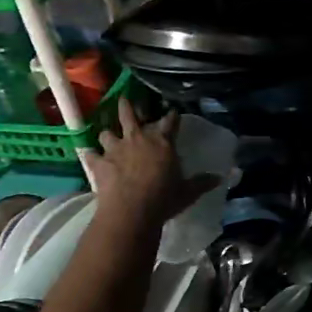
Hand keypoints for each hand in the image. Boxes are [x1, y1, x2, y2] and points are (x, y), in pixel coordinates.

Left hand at [87, 98, 218, 229]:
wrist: (132, 211)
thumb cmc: (164, 199)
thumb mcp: (188, 192)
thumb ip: (202, 182)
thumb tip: (221, 178)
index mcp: (162, 142)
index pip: (169, 122)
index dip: (172, 117)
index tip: (173, 113)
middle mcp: (137, 139)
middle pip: (129, 114)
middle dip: (127, 106)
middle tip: (125, 100)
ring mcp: (115, 149)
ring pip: (106, 132)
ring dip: (108, 134)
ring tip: (108, 136)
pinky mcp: (99, 163)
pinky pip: (91, 155)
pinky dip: (91, 156)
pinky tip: (90, 157)